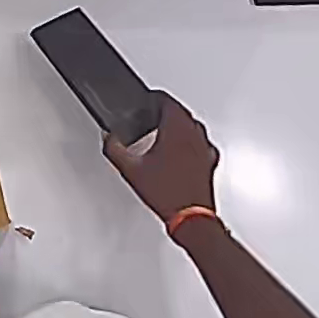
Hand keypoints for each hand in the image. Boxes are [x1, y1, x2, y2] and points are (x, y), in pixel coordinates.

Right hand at [103, 91, 217, 222]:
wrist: (193, 220)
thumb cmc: (167, 194)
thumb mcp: (130, 169)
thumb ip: (115, 148)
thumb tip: (109, 137)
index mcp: (175, 132)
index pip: (169, 103)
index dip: (157, 97)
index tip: (150, 97)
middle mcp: (193, 138)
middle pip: (183, 112)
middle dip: (168, 107)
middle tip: (155, 107)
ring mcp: (204, 151)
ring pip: (195, 126)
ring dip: (182, 121)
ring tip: (168, 123)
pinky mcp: (209, 165)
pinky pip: (204, 143)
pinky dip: (194, 139)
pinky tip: (186, 147)